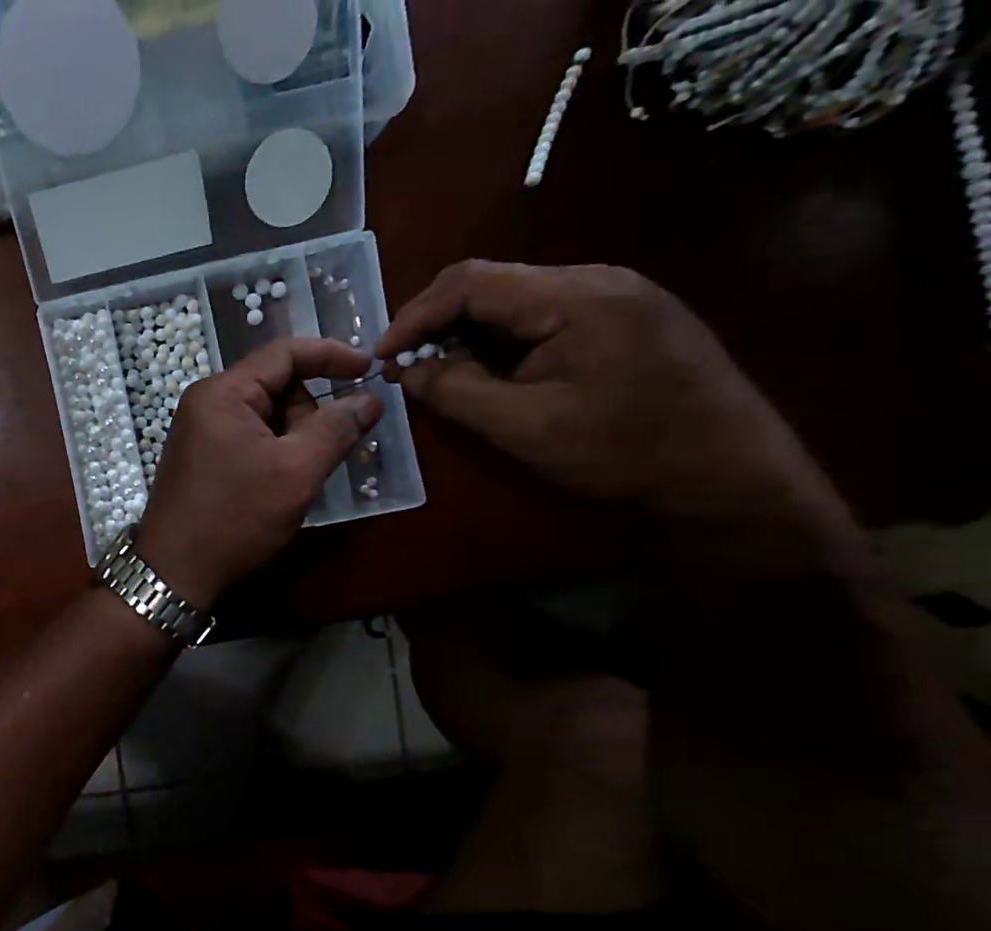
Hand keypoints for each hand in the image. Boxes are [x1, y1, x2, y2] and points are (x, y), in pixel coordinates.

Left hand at [136, 338, 381, 608]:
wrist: (175, 571)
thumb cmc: (235, 518)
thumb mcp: (296, 472)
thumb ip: (336, 428)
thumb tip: (370, 398)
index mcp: (222, 393)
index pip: (285, 352)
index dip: (333, 355)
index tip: (371, 370)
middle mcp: (206, 403)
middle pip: (276, 384)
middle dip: (309, 412)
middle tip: (320, 456)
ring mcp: (200, 430)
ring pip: (265, 415)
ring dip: (293, 438)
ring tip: (295, 480)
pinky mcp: (202, 456)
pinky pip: (249, 437)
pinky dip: (274, 452)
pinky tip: (278, 485)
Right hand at [376, 261, 849, 534]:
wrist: (730, 473)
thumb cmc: (624, 451)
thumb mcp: (524, 426)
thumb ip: (456, 391)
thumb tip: (405, 368)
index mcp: (576, 296)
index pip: (469, 282)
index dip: (413, 315)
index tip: (381, 357)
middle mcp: (597, 278)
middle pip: (490, 281)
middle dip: (435, 321)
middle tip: (404, 365)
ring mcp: (615, 293)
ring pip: (513, 296)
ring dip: (465, 330)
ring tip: (438, 371)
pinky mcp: (623, 314)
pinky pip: (542, 311)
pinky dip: (499, 337)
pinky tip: (487, 369)